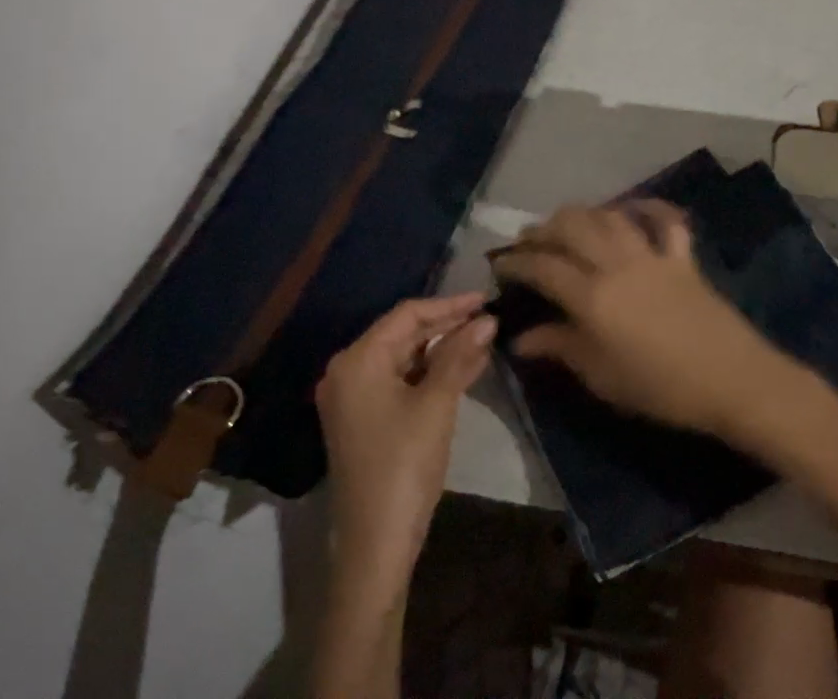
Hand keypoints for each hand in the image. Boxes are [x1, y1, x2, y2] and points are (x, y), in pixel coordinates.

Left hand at [313, 292, 494, 574]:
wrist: (376, 538)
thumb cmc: (405, 464)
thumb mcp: (436, 404)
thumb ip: (460, 356)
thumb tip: (487, 320)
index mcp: (357, 361)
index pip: (406, 316)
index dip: (449, 305)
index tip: (486, 300)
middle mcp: (348, 372)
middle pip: (402, 334)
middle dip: (447, 326)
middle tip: (489, 320)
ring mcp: (353, 398)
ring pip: (404, 358)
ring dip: (442, 349)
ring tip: (485, 340)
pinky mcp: (364, 420)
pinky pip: (400, 381)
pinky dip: (430, 373)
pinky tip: (464, 368)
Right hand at [492, 201, 806, 438]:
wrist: (732, 380)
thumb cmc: (661, 388)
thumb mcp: (602, 377)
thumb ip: (561, 348)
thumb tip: (521, 339)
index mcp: (593, 297)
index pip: (543, 267)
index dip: (516, 262)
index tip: (498, 264)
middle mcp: (618, 265)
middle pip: (572, 228)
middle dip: (543, 230)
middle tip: (528, 242)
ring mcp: (654, 256)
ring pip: (611, 217)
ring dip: (584, 215)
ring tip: (567, 225)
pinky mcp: (684, 258)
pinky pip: (665, 221)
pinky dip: (648, 209)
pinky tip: (632, 209)